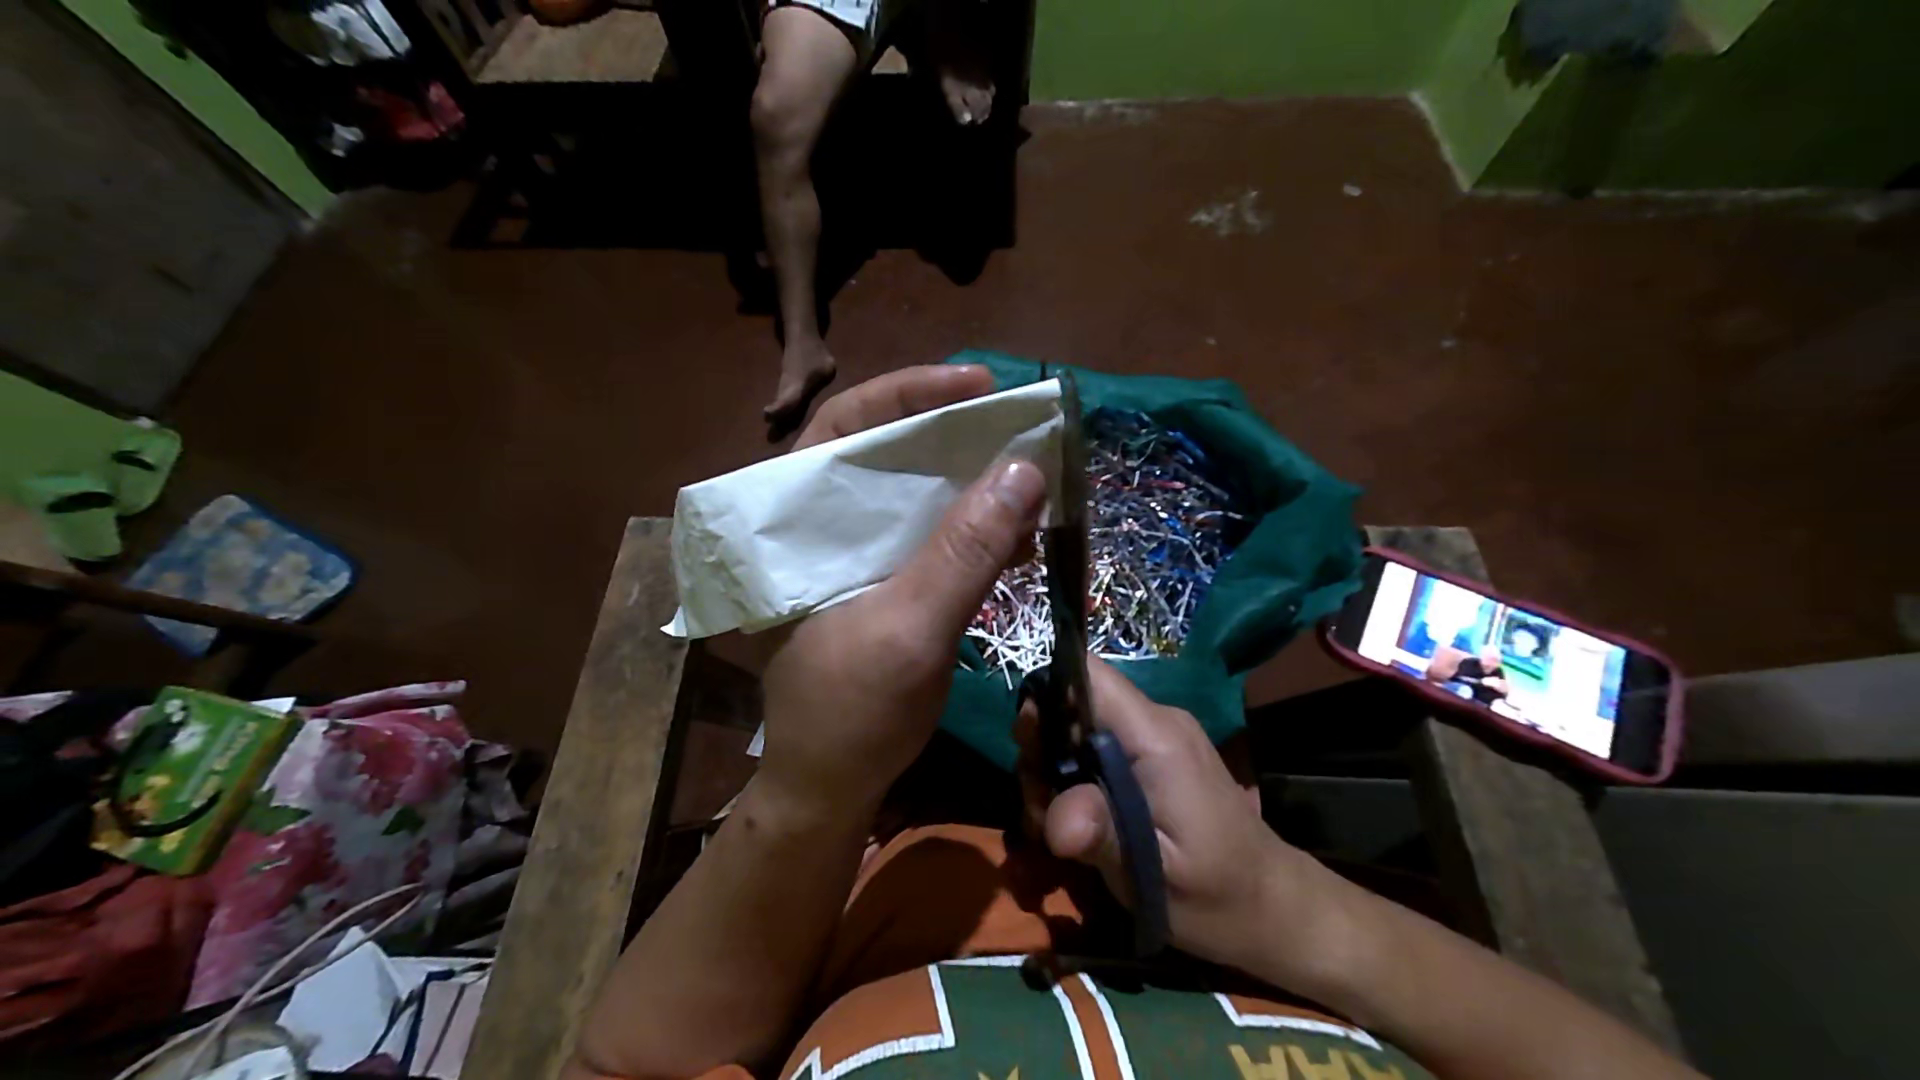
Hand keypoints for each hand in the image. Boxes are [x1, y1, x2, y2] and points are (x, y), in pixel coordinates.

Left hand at [754, 365, 1047, 818]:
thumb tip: (1023, 470)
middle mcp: (820, 523)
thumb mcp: (908, 629)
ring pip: (917, 492)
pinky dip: (978, 529)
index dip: (910, 392)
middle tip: (1018, 425)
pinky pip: (936, 535)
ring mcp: (855, 552)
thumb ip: (963, 552)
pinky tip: (1022, 536)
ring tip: (1032, 482)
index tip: (980, 385)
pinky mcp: (886, 579)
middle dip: (955, 433)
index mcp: (793, 519)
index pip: (844, 422)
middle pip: (887, 450)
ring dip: (975, 483)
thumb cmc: (850, 712)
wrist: (832, 785)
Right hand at [1026, 660, 1352, 986]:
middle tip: (1040, 806)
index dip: (1049, 693)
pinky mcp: (1150, 759)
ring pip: (1079, 730)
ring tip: (1057, 829)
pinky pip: (1097, 749)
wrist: (1272, 907)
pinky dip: (1075, 780)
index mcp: (1156, 736)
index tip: (1030, 745)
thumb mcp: (1155, 874)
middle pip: (1074, 704)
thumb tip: (1054, 821)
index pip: (1090, 674)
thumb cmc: (1218, 893)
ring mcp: (1153, 740)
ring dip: (1054, 772)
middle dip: (1042, 748)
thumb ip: (1104, 836)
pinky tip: (1077, 825)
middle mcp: (1153, 723)